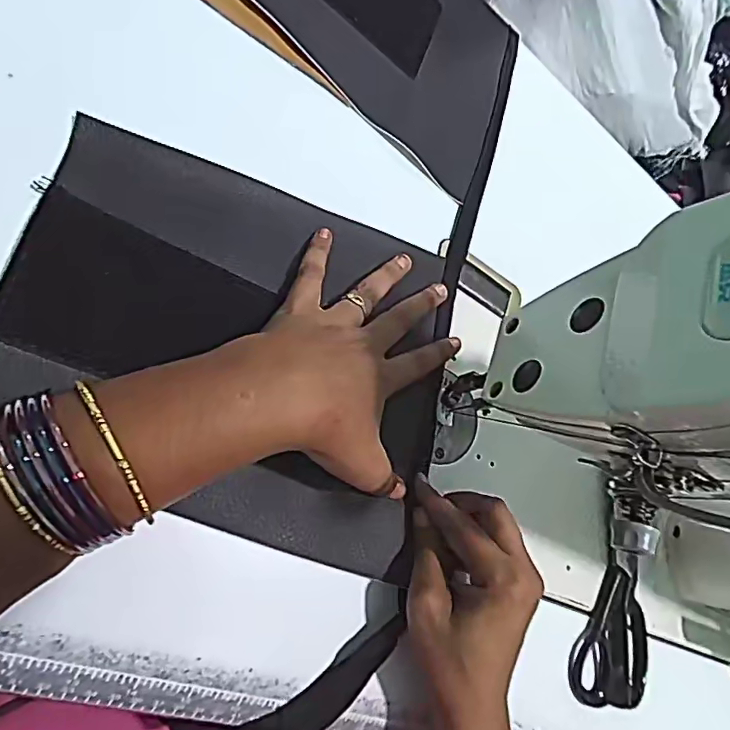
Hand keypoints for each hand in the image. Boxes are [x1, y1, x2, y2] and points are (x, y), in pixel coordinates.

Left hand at [247, 228, 458, 498]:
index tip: (450, 344)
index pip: (417, 365)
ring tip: (401, 261)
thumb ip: (381, 480)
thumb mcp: (360, 465)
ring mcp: (332, 325)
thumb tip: (393, 491)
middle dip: (421, 306)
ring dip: (385, 276)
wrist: (279, 401)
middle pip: (399, 320)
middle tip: (437, 291)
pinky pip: (310, 278)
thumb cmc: (317, 425)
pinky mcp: (299, 313)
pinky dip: (317, 255)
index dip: (437, 355)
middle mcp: (360, 345)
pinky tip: (322, 238)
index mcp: (379, 378)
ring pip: (365, 294)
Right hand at [406, 481, 543, 729]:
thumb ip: (426, 553)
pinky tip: (448, 549)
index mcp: (506, 579)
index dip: (437, 505)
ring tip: (433, 527)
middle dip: (461, 504)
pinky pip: (499, 548)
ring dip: (468, 521)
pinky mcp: (519, 590)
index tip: (420, 489)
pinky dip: (474, 540)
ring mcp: (526, 583)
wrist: (470, 704)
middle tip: (430, 504)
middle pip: (496, 514)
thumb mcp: (426, 604)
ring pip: (500, 528)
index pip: (466, 526)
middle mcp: (525, 577)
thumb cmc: (452, 667)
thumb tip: (423, 519)